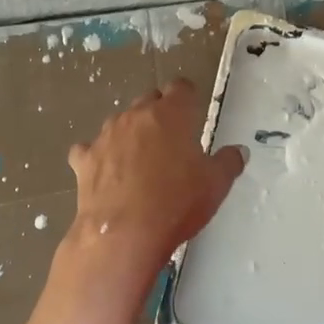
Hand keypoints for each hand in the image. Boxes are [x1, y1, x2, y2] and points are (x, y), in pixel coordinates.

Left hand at [66, 79, 246, 267]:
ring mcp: (107, 135)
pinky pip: (90, 149)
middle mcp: (137, 114)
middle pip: (149, 99)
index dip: (188, 98)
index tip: (193, 114)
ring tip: (140, 160)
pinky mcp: (84, 159)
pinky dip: (98, 157)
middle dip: (159, 113)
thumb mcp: (215, 185)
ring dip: (131, 133)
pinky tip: (105, 174)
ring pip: (121, 121)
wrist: (123, 236)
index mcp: (172, 113)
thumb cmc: (176, 204)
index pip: (181, 87)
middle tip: (171, 141)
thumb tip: (239, 151)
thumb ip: (229, 163)